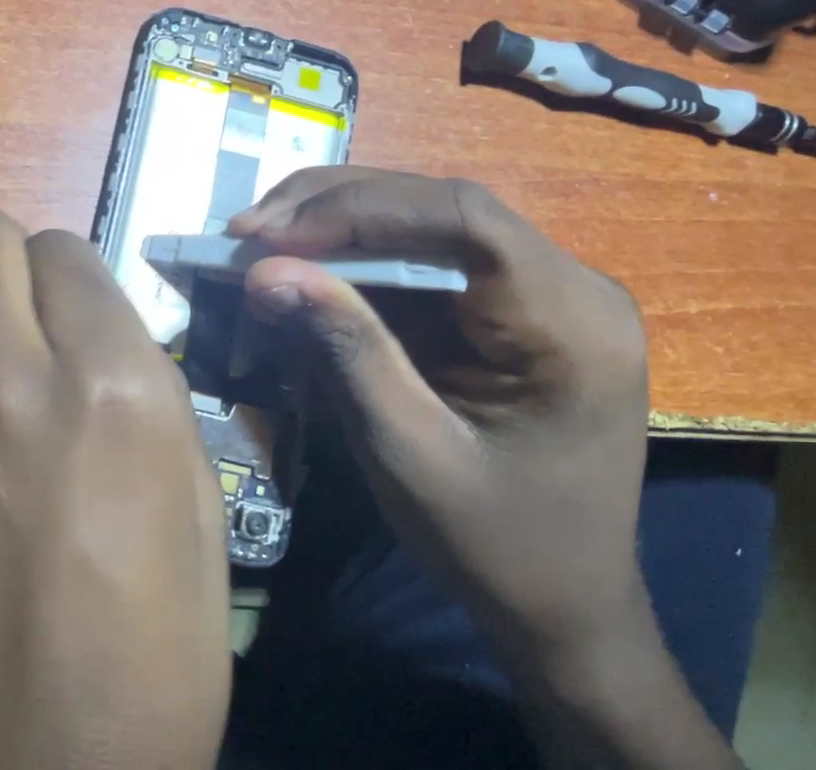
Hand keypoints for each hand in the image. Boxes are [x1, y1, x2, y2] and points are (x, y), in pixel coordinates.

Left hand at [0, 209, 229, 769]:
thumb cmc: (154, 655)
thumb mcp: (199, 510)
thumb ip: (147, 398)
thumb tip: (103, 344)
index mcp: (110, 386)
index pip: (65, 249)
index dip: (73, 272)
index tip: (79, 309)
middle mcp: (8, 377)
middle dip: (6, 258)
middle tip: (30, 313)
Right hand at [232, 168, 739, 769]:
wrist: (564, 606)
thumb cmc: (495, 545)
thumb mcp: (408, 452)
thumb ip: (345, 349)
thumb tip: (264, 269)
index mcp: (570, 322)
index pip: (462, 217)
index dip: (354, 209)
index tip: (267, 235)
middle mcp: (569, 285)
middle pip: (441, 208)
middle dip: (333, 210)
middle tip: (245, 233)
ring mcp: (543, 292)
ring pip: (427, 224)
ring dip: (337, 230)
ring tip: (260, 245)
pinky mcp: (510, 308)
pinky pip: (426, 262)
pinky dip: (357, 263)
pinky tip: (305, 270)